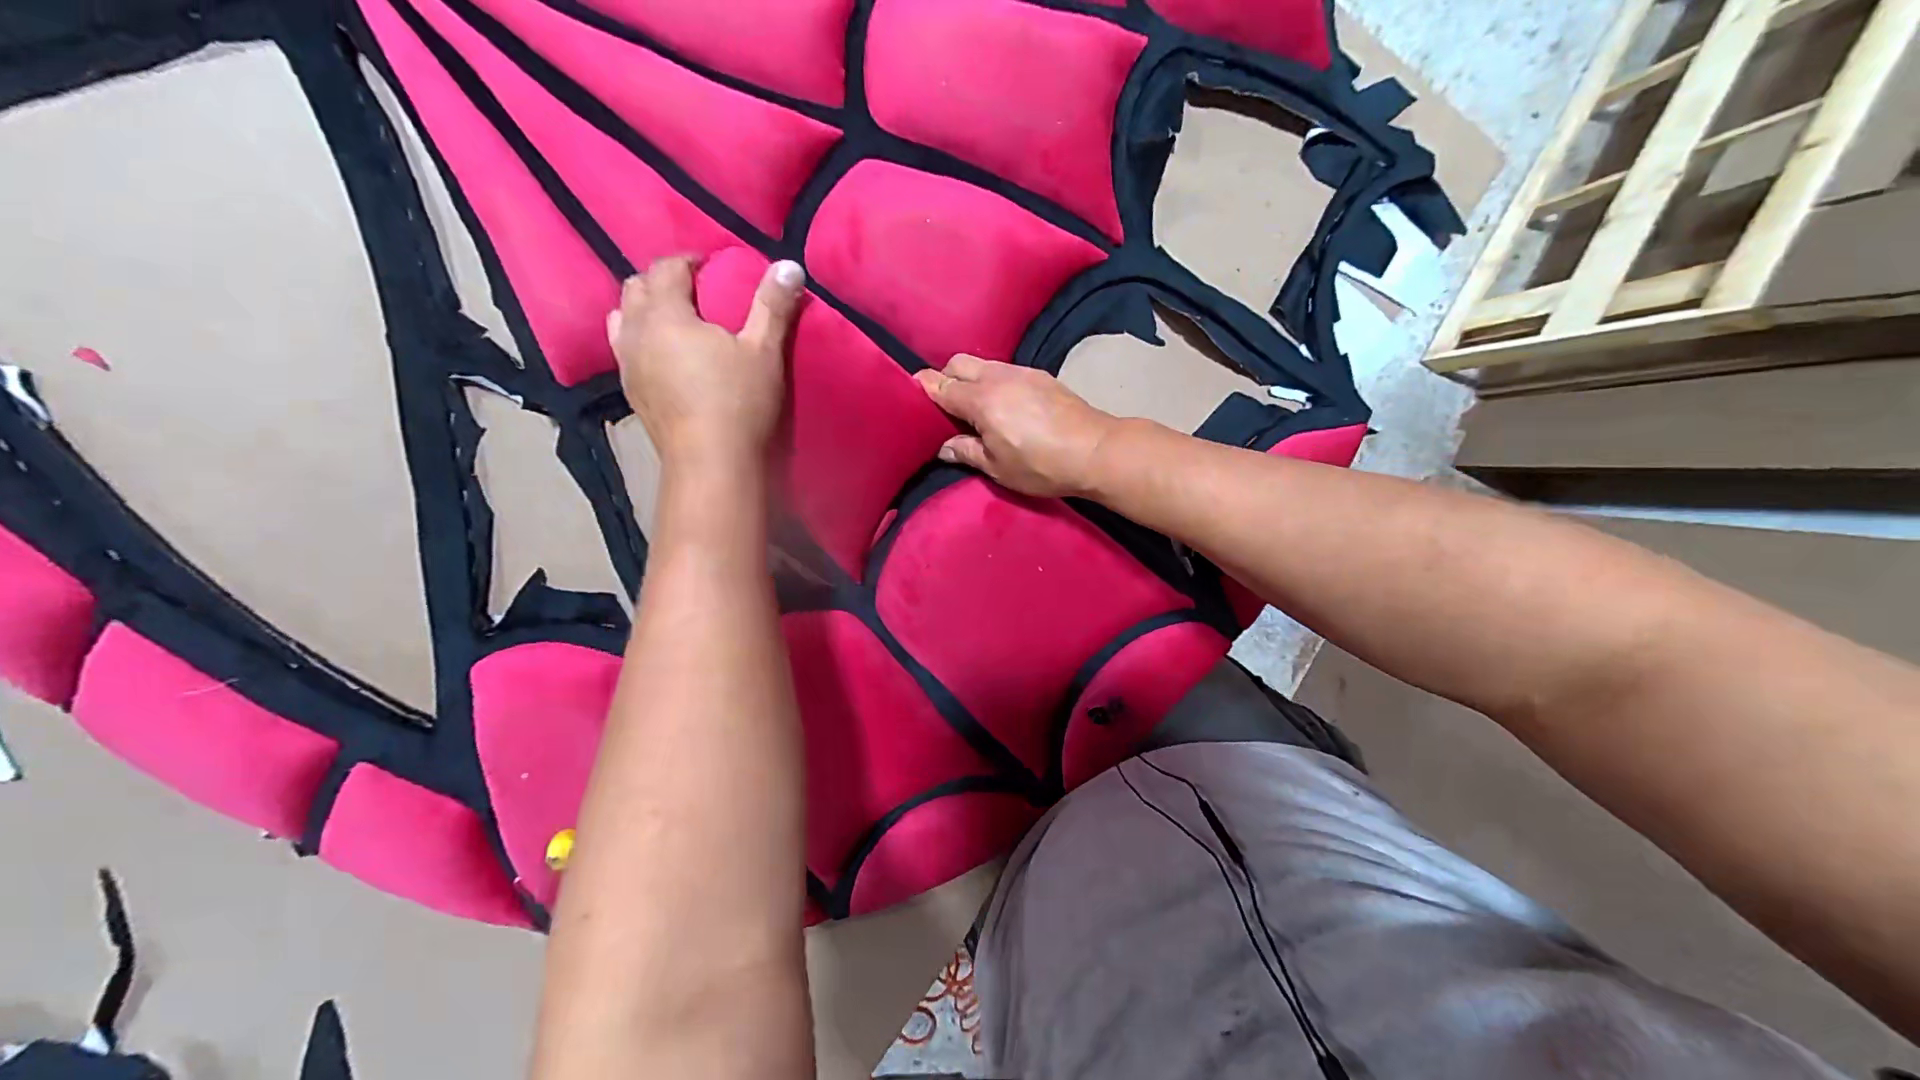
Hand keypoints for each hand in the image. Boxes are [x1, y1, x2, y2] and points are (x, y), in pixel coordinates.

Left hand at [607, 255, 806, 472]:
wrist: (711, 463)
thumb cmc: (740, 403)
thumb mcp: (764, 351)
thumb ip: (772, 305)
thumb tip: (788, 264)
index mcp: (666, 314)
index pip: (667, 268)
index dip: (689, 260)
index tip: (712, 265)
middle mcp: (637, 332)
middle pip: (637, 287)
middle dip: (663, 280)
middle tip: (694, 289)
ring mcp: (627, 363)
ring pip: (623, 317)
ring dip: (644, 308)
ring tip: (673, 319)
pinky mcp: (630, 391)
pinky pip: (624, 348)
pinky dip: (640, 338)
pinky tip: (662, 355)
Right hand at [912, 355, 1120, 498]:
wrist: (1096, 451)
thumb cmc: (1043, 466)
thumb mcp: (998, 468)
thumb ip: (966, 452)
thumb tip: (943, 446)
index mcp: (981, 401)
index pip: (939, 384)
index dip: (921, 389)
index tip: (912, 398)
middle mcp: (997, 378)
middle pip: (957, 363)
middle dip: (944, 378)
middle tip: (946, 408)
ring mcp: (1020, 372)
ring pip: (982, 363)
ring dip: (970, 379)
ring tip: (974, 408)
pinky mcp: (1039, 375)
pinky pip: (1004, 369)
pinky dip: (992, 380)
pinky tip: (1002, 405)